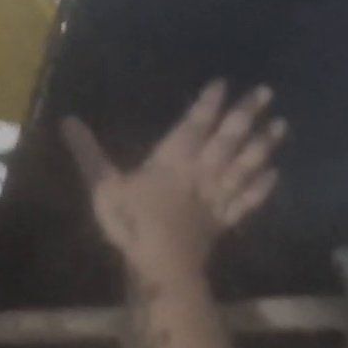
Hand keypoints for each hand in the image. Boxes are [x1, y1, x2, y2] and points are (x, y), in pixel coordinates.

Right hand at [62, 82, 286, 278]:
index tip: (224, 82)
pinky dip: (263, 185)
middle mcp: (201, 173)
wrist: (163, 264)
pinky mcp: (224, 220)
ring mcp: (217, 197)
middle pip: (228, 140)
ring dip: (263, 145)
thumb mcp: (102, 185)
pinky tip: (275, 174)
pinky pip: (249, 199)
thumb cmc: (132, 222)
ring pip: (245, 165)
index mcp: (172, 161)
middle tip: (265, 92)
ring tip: (280, 125)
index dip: (208, 104)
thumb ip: (87, 152)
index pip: (194, 126)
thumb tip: (67, 120)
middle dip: (245, 115)